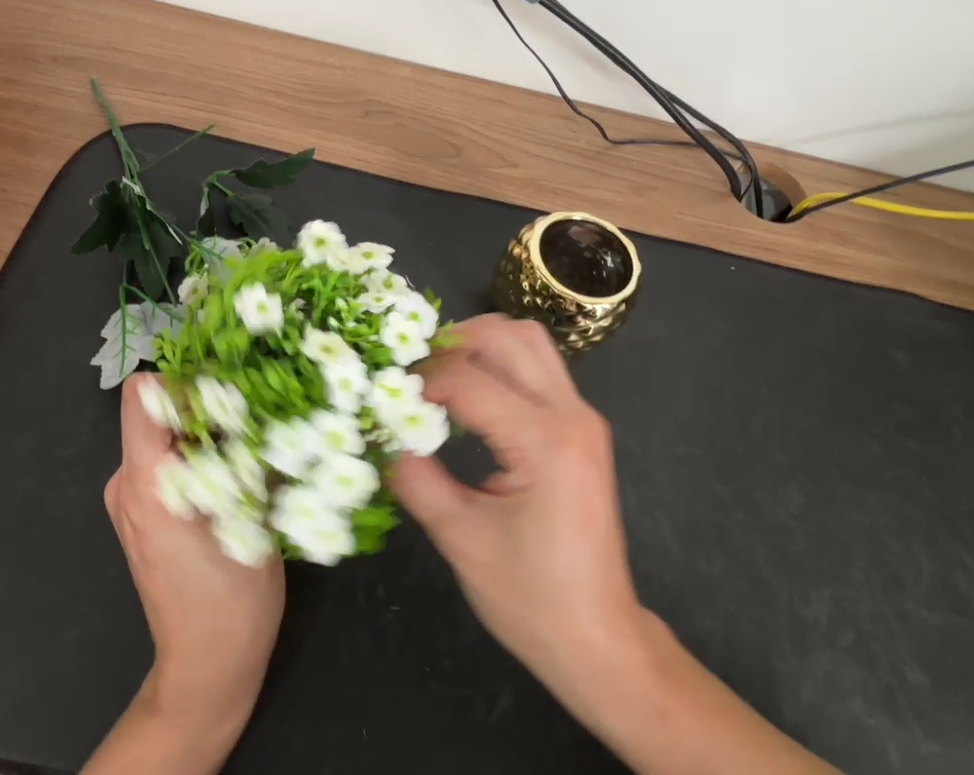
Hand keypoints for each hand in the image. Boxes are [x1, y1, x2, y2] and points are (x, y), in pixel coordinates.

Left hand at [86, 372, 283, 772]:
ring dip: (203, 438)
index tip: (229, 396)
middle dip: (204, 411)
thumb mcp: (253, 520)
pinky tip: (229, 487)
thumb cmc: (233, 600)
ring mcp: (126, 501)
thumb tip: (258, 402)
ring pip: (164, 439)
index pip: (143, 394)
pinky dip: (194, 462)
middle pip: (157, 414)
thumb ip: (247, 456)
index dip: (185, 383)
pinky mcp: (137, 514)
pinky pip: (162, 465)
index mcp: (147, 482)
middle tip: (252, 426)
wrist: (205, 666)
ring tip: (247, 460)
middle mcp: (125, 484)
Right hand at [387, 314, 645, 701]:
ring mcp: (582, 418)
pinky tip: (463, 397)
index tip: (380, 392)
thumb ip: (415, 476)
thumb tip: (377, 432)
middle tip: (407, 371)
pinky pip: (537, 370)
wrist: (596, 637)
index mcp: (545, 442)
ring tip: (433, 376)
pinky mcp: (580, 429)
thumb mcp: (459, 536)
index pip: (468, 380)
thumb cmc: (529, 596)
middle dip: (450, 342)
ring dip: (477, 345)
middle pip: (508, 336)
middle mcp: (572, 415)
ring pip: (529, 343)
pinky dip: (496, 366)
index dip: (417, 379)